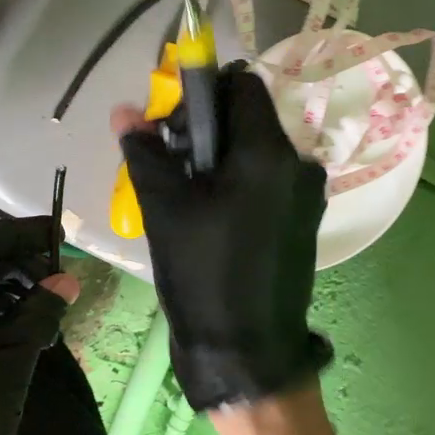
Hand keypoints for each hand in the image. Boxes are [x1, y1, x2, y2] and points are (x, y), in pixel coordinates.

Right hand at [115, 66, 330, 410]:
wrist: (247, 351)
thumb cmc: (202, 273)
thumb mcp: (163, 208)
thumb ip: (145, 151)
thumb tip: (126, 111)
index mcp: (268, 151)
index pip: (241, 83)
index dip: (202, 91)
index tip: (170, 123)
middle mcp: (298, 163)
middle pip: (249, 118)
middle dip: (206, 130)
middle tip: (169, 164)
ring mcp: (308, 195)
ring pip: (257, 153)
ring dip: (220, 160)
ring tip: (186, 197)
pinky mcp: (305, 222)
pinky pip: (268, 183)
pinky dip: (239, 185)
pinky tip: (212, 219)